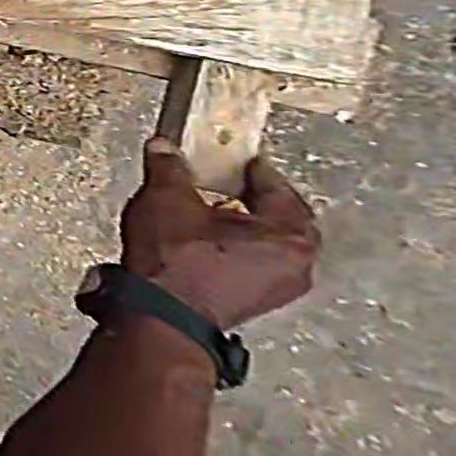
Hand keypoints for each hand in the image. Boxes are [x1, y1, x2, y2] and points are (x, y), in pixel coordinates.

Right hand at [120, 138, 320, 328]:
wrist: (160, 308)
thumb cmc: (176, 257)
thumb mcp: (166, 197)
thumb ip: (169, 167)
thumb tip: (165, 147)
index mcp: (289, 237)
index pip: (277, 190)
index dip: (254, 169)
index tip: (240, 158)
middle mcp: (295, 266)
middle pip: (279, 220)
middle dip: (252, 199)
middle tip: (227, 181)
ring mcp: (275, 288)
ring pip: (265, 243)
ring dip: (241, 223)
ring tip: (209, 207)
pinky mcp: (252, 300)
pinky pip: (252, 261)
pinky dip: (233, 243)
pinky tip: (204, 236)